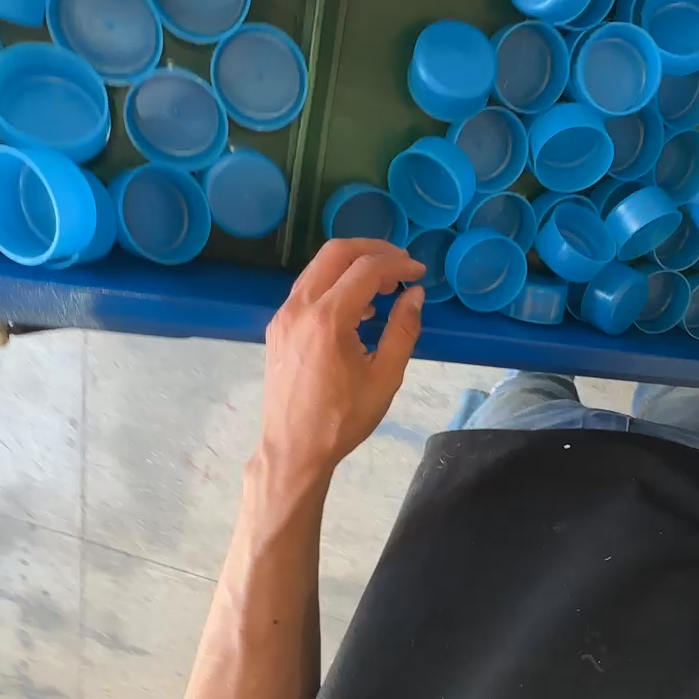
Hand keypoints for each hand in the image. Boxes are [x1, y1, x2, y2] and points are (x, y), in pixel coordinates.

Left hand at [259, 238, 425, 480]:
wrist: (294, 448)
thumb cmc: (343, 420)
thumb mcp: (385, 378)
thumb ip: (403, 330)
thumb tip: (415, 294)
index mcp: (327, 320)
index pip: (366, 269)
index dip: (398, 264)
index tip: (419, 273)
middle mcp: (300, 308)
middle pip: (336, 252)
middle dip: (373, 251)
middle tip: (402, 265)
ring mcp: (284, 315)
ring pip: (318, 267)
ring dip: (352, 265)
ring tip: (384, 285)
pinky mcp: (278, 326)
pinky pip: (308, 288)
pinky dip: (335, 283)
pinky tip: (357, 307)